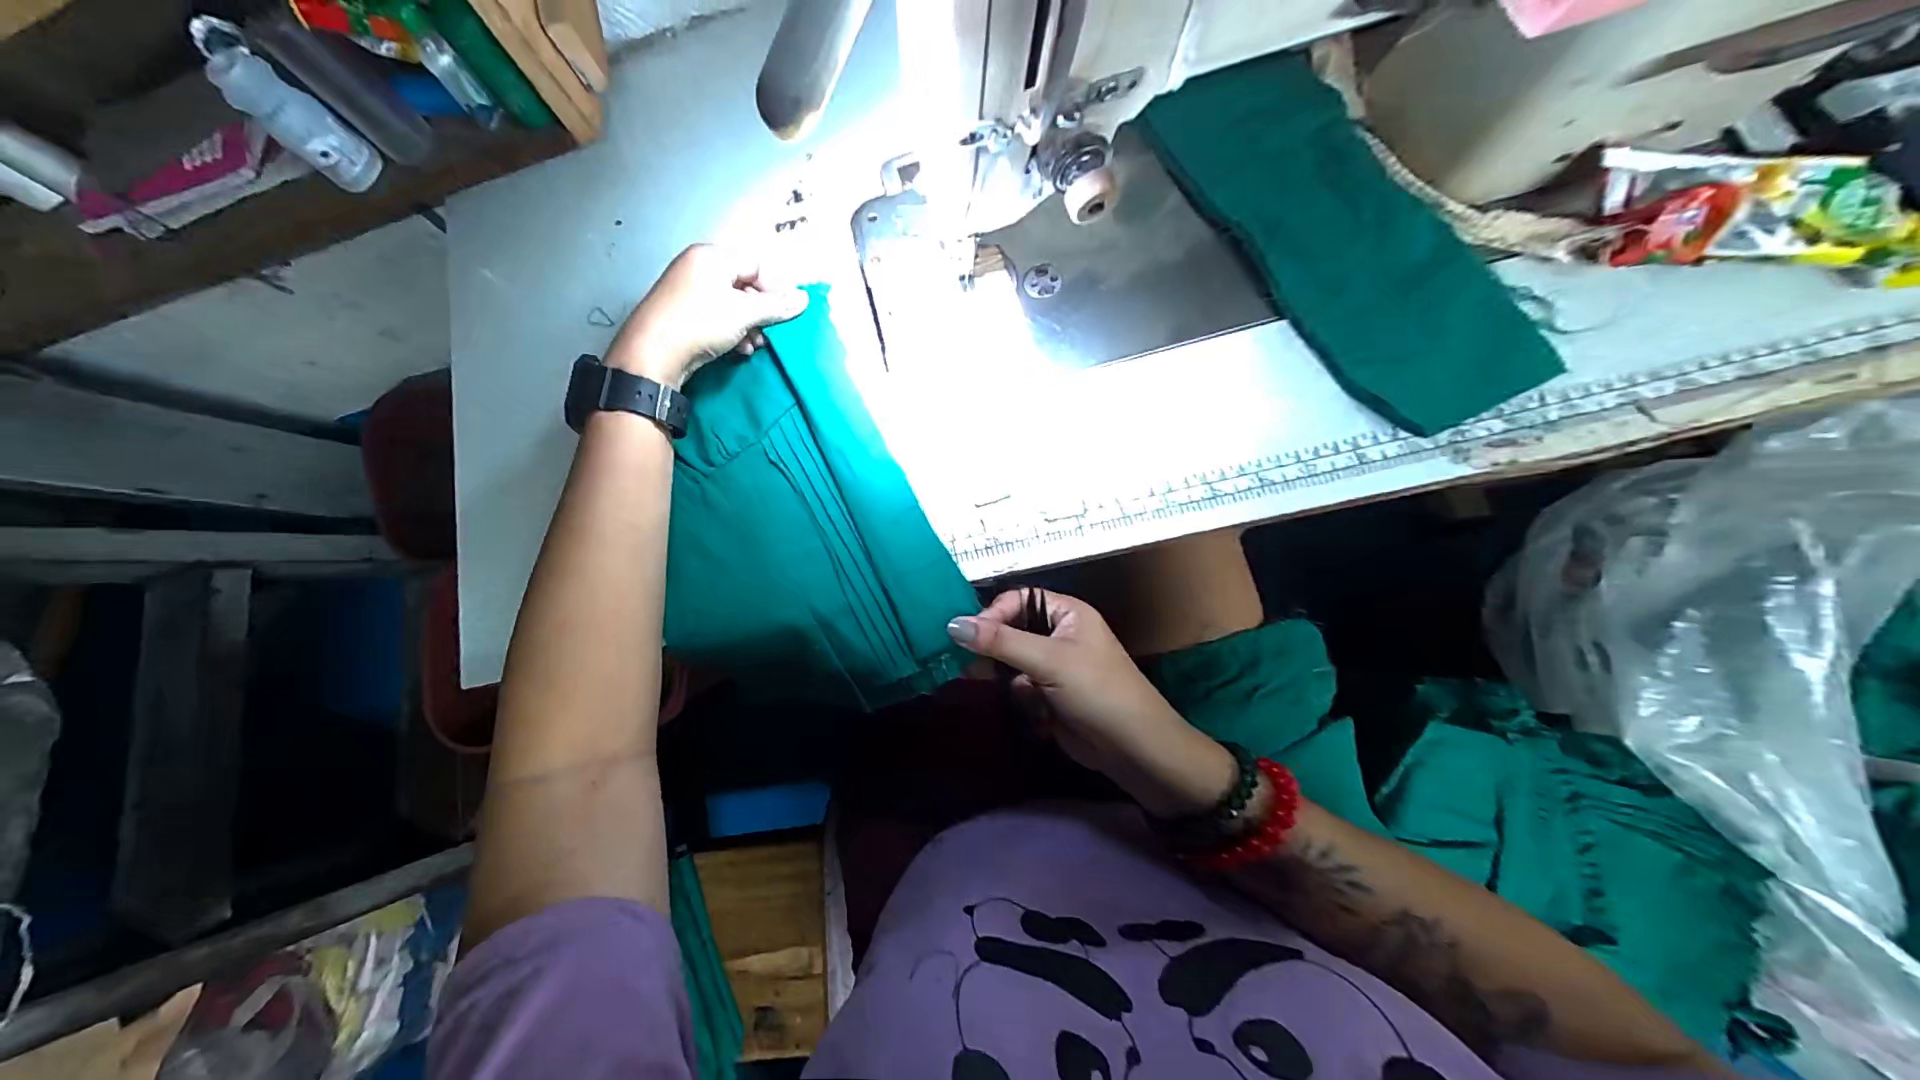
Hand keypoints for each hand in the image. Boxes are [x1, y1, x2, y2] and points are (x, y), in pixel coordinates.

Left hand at [606, 244, 809, 386]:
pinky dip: (731, 332)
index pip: (755, 264)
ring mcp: (687, 291)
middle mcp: (697, 267)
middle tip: (770, 332)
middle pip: (744, 284)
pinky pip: (716, 317)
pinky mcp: (681, 315)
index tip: (784, 313)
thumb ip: (776, 306)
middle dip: (761, 311)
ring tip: (753, 345)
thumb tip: (804, 299)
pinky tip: (738, 350)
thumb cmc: (701, 323)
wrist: (654, 354)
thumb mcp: (744, 313)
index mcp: (711, 256)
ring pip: (731, 304)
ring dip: (749, 326)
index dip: (774, 288)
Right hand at [948, 589, 1237, 817]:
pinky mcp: (1050, 696)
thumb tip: (953, 624)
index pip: (1018, 600)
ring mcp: (1054, 667)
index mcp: (1067, 613)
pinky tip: (1037, 718)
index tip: (969, 636)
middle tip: (971, 668)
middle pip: (1011, 631)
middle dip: (994, 651)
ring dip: (1010, 681)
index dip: (993, 614)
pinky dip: (1023, 702)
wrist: (1132, 748)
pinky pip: (1020, 689)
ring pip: (1011, 663)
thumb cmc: (1097, 691)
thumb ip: (1000, 641)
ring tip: (1019, 697)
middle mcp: (1059, 634)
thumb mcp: (1048, 660)